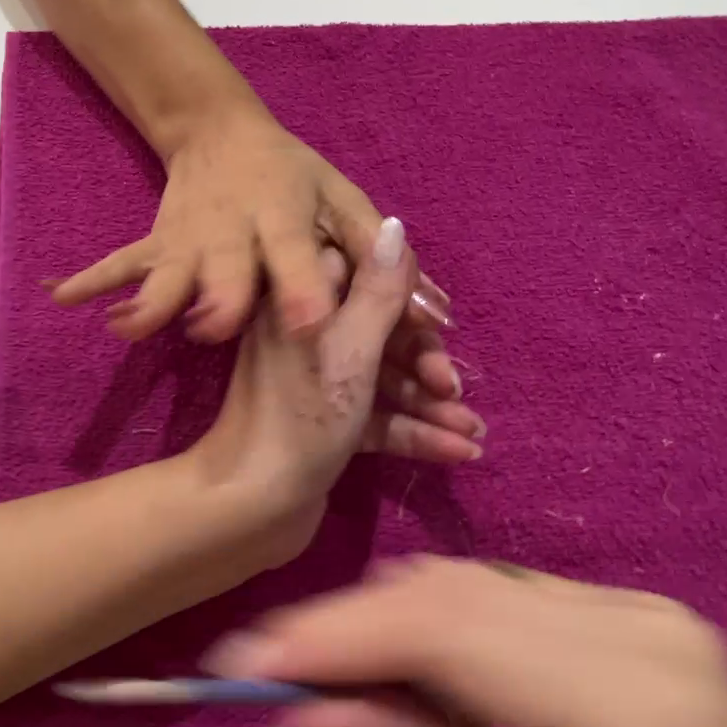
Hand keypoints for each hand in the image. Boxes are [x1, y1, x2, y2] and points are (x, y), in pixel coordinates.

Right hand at [53, 110, 449, 343]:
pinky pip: (119, 263)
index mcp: (283, 217)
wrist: (219, 130)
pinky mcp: (155, 243)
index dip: (302, 288)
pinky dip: (90, 281)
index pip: (294, 254)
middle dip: (216, 304)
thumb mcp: (342, 197)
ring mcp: (186, 238)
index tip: (307, 326)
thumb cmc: (290, 171)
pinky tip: (61, 298)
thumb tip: (444, 315)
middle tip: (207, 331)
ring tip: (128, 329)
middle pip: (221, 272)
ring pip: (162, 272)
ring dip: (147, 302)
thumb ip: (382, 255)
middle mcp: (232, 231)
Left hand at [188, 222, 480, 559]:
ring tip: (473, 429)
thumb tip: (394, 223)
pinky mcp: (324, 424)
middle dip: (421, 355)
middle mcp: (301, 336)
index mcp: (295, 305)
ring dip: (428, 400)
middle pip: (376, 329)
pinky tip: (459, 451)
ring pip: (381, 376)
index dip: (400, 289)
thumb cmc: (301, 415)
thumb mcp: (348, 348)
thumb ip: (377, 290)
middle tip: (450, 384)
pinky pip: (376, 416)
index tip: (439, 313)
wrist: (253, 503)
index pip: (356, 273)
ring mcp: (312, 382)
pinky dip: (414, 430)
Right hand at [205, 557, 726, 726]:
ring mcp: (645, 614)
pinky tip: (427, 657)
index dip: (337, 634)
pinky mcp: (638, 614)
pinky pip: (506, 591)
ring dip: (392, 617)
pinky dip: (448, 617)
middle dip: (351, 627)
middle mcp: (641, 634)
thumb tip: (296, 706)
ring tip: (347, 665)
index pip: (446, 627)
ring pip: (469, 582)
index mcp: (630, 701)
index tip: (247, 658)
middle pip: (449, 594)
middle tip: (278, 662)